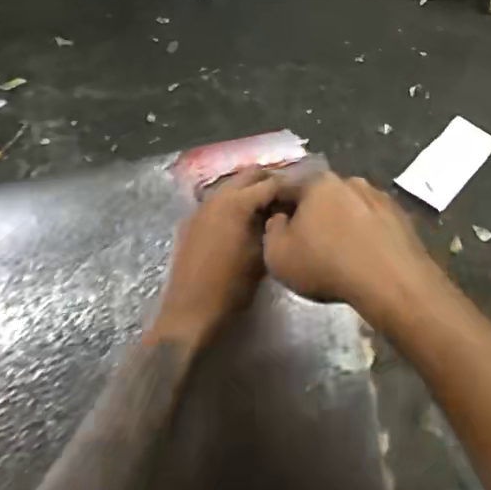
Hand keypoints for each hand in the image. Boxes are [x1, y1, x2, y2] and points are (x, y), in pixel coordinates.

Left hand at [151, 169, 281, 349]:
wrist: (189, 314)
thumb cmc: (231, 288)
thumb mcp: (262, 256)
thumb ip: (272, 226)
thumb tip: (279, 212)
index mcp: (238, 202)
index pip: (270, 183)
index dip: (288, 188)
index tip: (301, 197)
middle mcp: (218, 197)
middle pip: (248, 176)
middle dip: (268, 181)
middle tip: (285, 197)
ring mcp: (202, 207)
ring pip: (231, 185)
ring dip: (249, 190)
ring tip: (266, 207)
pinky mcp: (192, 220)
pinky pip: (217, 201)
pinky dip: (232, 202)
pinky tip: (241, 220)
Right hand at [263, 172, 444, 324]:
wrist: (390, 280)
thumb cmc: (327, 264)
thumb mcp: (278, 256)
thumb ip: (272, 231)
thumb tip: (280, 219)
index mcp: (317, 182)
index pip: (288, 187)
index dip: (277, 206)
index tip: (276, 227)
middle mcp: (349, 179)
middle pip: (321, 194)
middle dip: (313, 214)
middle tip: (308, 242)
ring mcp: (378, 195)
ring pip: (350, 206)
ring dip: (343, 222)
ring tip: (340, 253)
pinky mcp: (400, 215)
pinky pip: (374, 221)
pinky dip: (367, 234)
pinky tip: (365, 257)